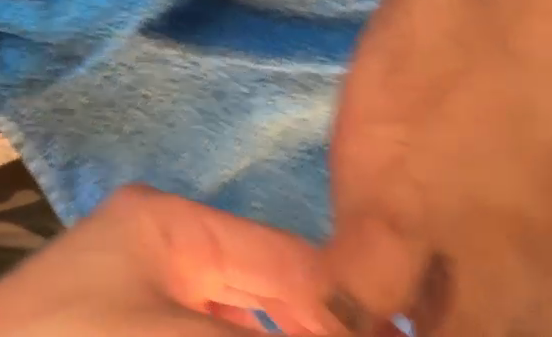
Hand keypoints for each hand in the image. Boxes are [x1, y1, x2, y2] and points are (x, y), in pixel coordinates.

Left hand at [0, 184, 334, 334]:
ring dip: (285, 328)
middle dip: (321, 327)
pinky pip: (209, 326)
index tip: (419, 334)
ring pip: (243, 316)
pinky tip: (277, 333)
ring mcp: (146, 290)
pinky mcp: (131, 321)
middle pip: (273, 292)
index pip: (292, 260)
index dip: (357, 310)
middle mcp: (165, 246)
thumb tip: (359, 331)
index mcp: (174, 225)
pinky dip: (240, 331)